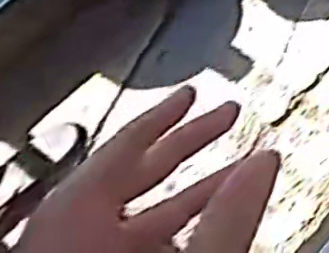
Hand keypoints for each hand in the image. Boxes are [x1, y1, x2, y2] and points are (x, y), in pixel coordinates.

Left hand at [17, 86, 279, 252]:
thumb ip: (226, 219)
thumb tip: (265, 159)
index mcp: (68, 239)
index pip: (102, 166)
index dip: (151, 123)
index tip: (190, 91)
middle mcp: (63, 250)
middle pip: (115, 190)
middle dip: (178, 146)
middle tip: (228, 112)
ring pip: (122, 224)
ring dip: (184, 189)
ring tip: (240, 165)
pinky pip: (125, 247)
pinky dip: (169, 226)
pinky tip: (209, 217)